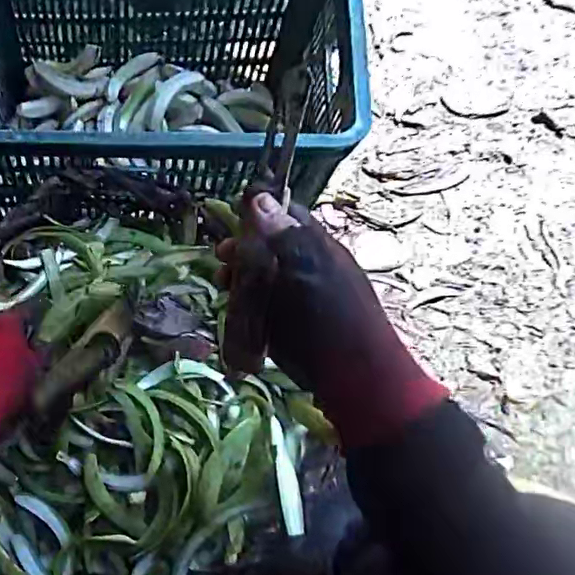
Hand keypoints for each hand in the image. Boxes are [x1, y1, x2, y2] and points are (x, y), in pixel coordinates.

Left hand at [0, 310, 39, 437]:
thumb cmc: (6, 389)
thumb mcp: (33, 373)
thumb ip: (36, 355)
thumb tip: (37, 350)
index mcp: (6, 322)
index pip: (24, 314)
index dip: (31, 325)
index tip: (36, 335)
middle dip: (8, 337)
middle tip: (20, 354)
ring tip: (2, 369)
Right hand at [217, 193, 446, 447]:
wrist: (354, 377)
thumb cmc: (331, 318)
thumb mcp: (306, 270)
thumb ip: (282, 236)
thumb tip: (259, 197)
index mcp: (318, 247)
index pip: (286, 216)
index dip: (258, 214)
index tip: (232, 222)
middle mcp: (308, 267)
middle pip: (267, 246)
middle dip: (241, 249)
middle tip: (221, 259)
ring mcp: (297, 297)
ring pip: (260, 275)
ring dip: (239, 276)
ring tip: (222, 285)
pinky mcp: (286, 323)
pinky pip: (260, 303)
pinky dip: (244, 301)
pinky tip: (234, 309)